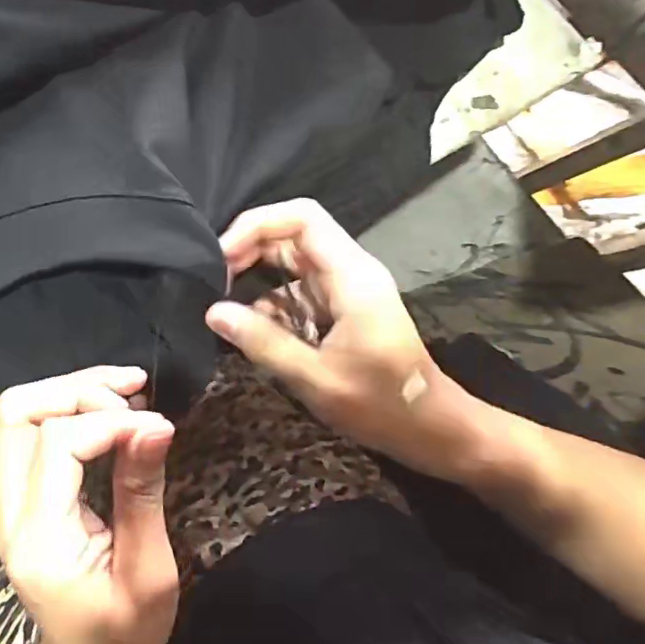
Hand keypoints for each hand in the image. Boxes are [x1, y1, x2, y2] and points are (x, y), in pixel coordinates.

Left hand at [0, 366, 177, 643]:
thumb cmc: (124, 638)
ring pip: (22, 413)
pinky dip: (74, 409)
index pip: (59, 442)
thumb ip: (143, 493)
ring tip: (132, 392)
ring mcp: (8, 503)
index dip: (112, 420)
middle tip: (137, 394)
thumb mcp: (148, 572)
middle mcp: (9, 511)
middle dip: (81, 390)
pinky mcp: (21, 498)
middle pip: (20, 411)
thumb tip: (157, 423)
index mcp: (39, 537)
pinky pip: (34, 431)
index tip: (160, 427)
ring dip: (76, 391)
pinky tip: (116, 411)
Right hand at [203, 199, 474, 479]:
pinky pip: (301, 286)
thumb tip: (214, 312)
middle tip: (216, 279)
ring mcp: (348, 286)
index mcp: (351, 275)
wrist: (430, 426)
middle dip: (251, 246)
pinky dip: (273, 299)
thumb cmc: (380, 404)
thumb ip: (263, 342)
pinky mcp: (344, 305)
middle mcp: (351, 269)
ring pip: (295, 257)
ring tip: (225, 302)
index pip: (301, 217)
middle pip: (294, 231)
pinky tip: (251, 326)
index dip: (256, 225)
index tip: (223, 257)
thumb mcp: (315, 378)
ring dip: (259, 273)